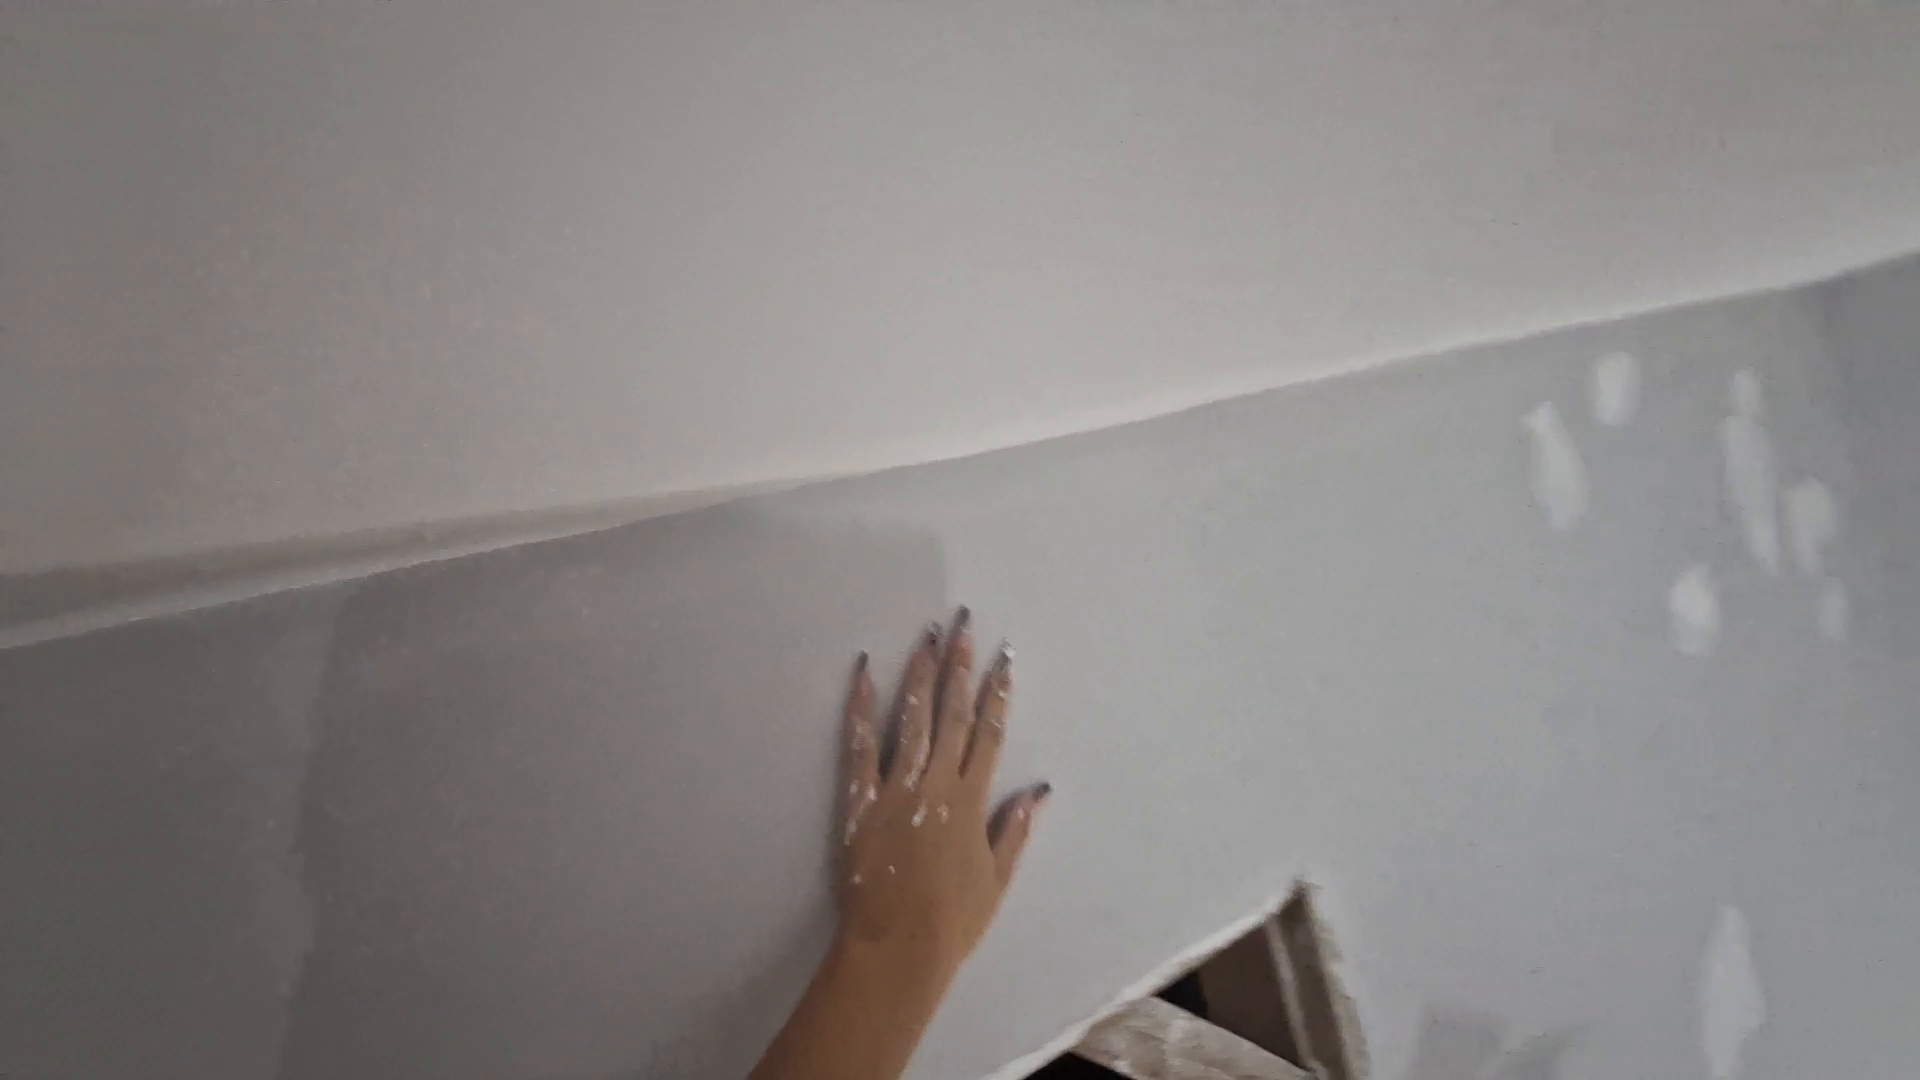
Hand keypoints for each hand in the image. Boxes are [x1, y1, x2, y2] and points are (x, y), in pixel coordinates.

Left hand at [837, 608, 1049, 975]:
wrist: (896, 951)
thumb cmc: (951, 921)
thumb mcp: (997, 880)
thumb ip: (1015, 830)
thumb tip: (1039, 789)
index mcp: (971, 801)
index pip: (989, 734)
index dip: (997, 693)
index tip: (1004, 658)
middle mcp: (937, 784)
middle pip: (953, 714)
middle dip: (960, 667)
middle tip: (963, 626)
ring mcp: (896, 788)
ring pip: (912, 720)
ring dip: (920, 675)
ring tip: (927, 637)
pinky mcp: (859, 800)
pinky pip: (859, 747)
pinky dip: (860, 708)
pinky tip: (864, 673)